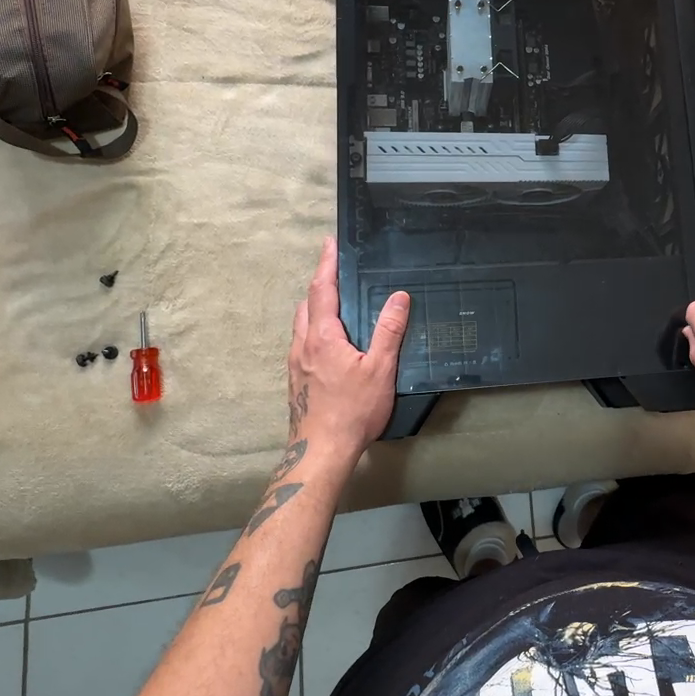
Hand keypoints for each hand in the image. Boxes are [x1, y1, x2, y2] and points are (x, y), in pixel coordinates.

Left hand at [286, 236, 409, 458]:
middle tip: (338, 272)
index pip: (323, 290)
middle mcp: (302, 345)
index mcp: (322, 336)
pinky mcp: (296, 381)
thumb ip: (388, 331)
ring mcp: (295, 364)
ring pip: (301, 324)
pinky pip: (302, 343)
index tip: (330, 243)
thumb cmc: (352, 410)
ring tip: (336, 303)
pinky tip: (329, 342)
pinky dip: (314, 329)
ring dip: (315, 307)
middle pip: (307, 304)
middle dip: (321, 284)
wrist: (320, 452)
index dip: (327, 264)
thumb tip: (399, 296)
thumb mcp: (380, 369)